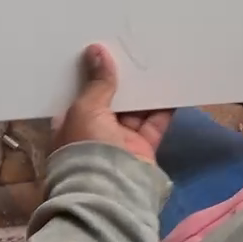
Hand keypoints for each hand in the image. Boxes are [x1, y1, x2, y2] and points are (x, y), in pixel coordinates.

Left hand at [52, 44, 171, 165]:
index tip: (101, 50)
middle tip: (131, 50)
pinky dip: (164, 107)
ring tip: (154, 61)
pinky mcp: (143, 147)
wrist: (111, 191)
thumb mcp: (85, 110)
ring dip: (144, 90)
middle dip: (120, 79)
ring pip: (134, 110)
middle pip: (109, 100)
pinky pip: (156, 122)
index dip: (89, 74)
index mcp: (70, 125)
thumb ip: (97, 82)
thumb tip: (96, 50)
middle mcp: (94, 133)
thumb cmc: (86, 148)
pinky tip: (172, 85)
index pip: (79, 95)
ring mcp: (120, 141)